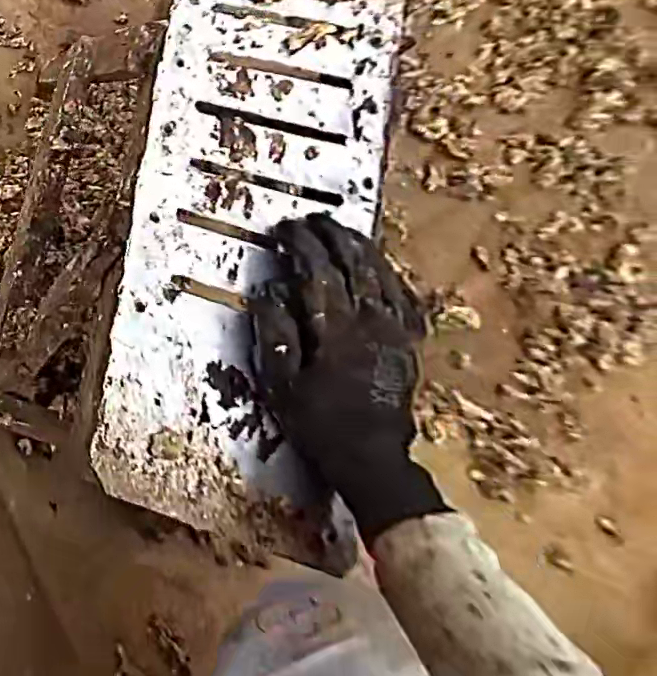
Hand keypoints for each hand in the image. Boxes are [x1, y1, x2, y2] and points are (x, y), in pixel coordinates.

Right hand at [251, 213, 446, 541]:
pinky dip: (392, 277)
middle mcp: (373, 327)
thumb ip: (274, 332)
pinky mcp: (408, 345)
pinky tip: (381, 267)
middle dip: (334, 240)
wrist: (368, 454)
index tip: (285, 229)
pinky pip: (406, 301)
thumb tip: (268, 291)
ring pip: (385, 280)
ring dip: (364, 252)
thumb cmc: (314, 416)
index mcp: (337, 333)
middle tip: (313, 221)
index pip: (320, 275)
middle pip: (357, 271)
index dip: (303, 247)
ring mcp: (396, 336)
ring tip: (344, 231)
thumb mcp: (280, 378)